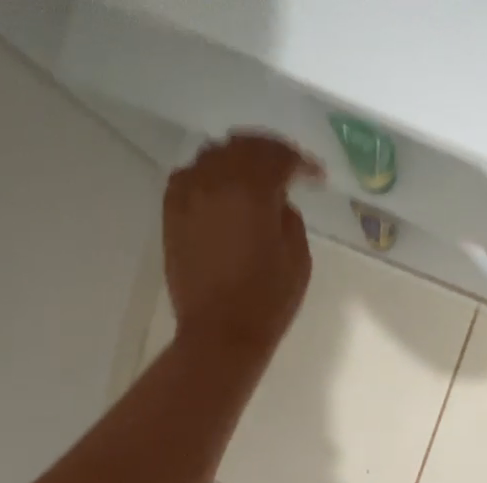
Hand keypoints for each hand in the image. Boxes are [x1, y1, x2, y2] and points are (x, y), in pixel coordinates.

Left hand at [162, 133, 322, 352]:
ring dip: (238, 160)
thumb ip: (289, 218)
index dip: (300, 162)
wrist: (220, 332)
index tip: (315, 176)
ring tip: (254, 177)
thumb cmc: (268, 300)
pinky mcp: (171, 212)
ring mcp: (187, 194)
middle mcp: (215, 180)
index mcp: (252, 190)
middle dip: (269, 153)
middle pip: (243, 146)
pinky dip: (209, 176)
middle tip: (287, 167)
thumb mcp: (298, 258)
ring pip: (213, 156)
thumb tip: (276, 201)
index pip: (279, 157)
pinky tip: (222, 191)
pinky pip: (190, 176)